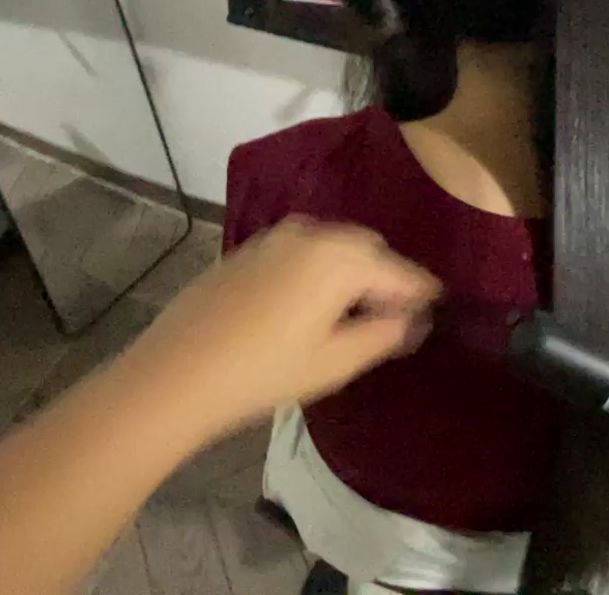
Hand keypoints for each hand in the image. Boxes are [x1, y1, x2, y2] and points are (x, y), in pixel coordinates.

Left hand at [111, 217, 441, 441]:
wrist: (174, 374)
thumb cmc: (262, 373)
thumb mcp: (334, 363)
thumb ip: (384, 335)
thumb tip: (414, 320)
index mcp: (340, 258)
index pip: (398, 271)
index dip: (419, 290)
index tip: (435, 306)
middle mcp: (313, 234)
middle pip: (366, 249)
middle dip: (384, 276)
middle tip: (391, 314)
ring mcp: (277, 237)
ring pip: (333, 246)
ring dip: (351, 270)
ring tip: (351, 310)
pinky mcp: (250, 249)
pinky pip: (303, 250)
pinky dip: (319, 268)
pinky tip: (308, 303)